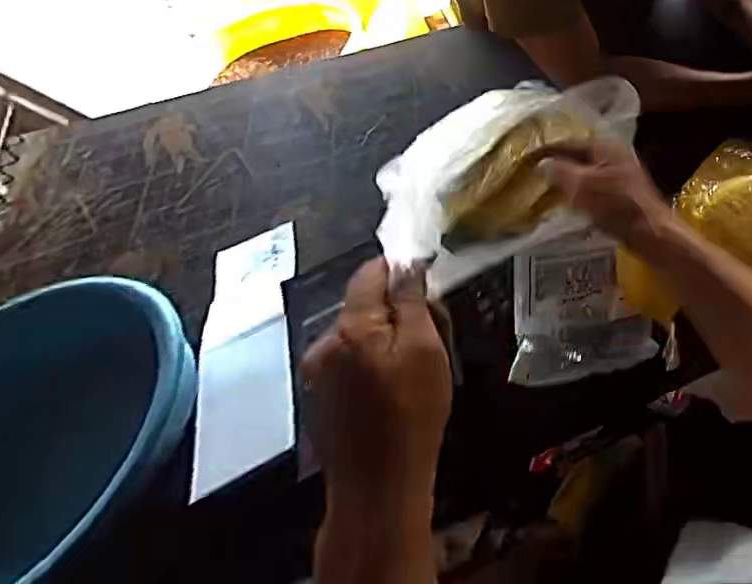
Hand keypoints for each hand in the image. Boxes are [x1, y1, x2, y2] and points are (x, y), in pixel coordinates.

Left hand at [301, 258, 451, 502]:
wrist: (378, 485)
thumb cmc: (411, 412)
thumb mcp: (425, 348)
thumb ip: (412, 301)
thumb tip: (406, 266)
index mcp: (350, 327)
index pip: (371, 272)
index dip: (401, 271)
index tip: (428, 288)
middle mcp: (324, 343)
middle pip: (366, 302)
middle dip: (400, 309)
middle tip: (433, 335)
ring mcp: (318, 371)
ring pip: (361, 331)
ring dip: (389, 336)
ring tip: (417, 365)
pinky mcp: (320, 394)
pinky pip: (351, 357)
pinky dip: (375, 359)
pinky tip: (395, 385)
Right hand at [542, 137, 676, 249]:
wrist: (650, 231)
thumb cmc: (615, 205)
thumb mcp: (581, 186)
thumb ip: (560, 171)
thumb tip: (543, 163)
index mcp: (606, 145)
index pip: (568, 142)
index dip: (546, 150)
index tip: (525, 158)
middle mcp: (616, 153)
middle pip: (579, 156)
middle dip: (557, 165)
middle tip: (533, 173)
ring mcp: (621, 172)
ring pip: (586, 171)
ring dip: (568, 179)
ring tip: (546, 188)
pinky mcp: (623, 191)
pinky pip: (595, 185)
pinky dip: (580, 191)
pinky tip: (569, 201)